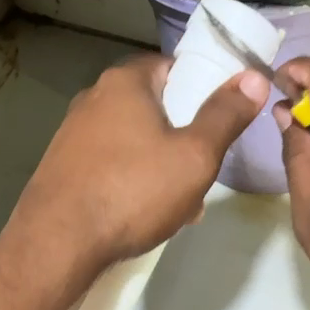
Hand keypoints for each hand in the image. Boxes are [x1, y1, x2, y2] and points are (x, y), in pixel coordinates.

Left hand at [9, 56, 268, 273]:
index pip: (172, 66)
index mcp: (125, 81)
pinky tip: (142, 213)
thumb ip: (225, 115)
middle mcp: (94, 96)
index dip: (201, 88)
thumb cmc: (132, 190)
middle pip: (153, 104)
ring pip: (133, 137)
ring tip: (179, 203)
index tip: (219, 121)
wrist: (56, 244)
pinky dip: (130, 178)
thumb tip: (254, 76)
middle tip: (201, 169)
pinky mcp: (62, 164)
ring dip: (159, 162)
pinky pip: (110, 161)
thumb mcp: (194, 155)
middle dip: (181, 135)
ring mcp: (73, 131)